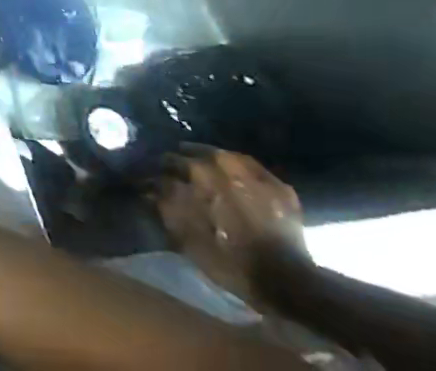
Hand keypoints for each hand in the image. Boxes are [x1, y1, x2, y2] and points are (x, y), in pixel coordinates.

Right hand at [154, 148, 308, 307]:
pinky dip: (237, 168)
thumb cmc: (229, 261)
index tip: (153, 177)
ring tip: (202, 168)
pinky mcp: (277, 185)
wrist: (288, 283)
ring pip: (221, 155)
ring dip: (207, 158)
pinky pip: (250, 166)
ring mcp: (254, 173)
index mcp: (196, 176)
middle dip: (181, 162)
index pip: (167, 161)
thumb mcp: (185, 237)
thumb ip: (164, 204)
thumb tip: (147, 185)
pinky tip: (233, 176)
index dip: (157, 170)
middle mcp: (222, 166)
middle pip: (192, 153)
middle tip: (177, 173)